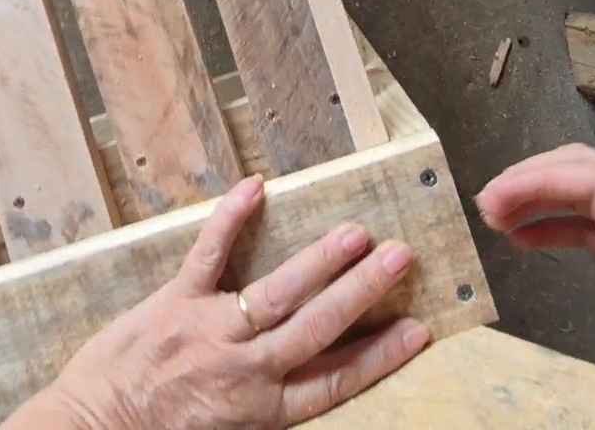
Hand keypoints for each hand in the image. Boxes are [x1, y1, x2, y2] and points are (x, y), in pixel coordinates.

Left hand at [7, 175, 430, 429]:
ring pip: (277, 292)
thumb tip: (315, 370)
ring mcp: (212, 332)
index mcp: (262, 412)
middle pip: (318, 329)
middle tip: (399, 258)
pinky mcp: (176, 302)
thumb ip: (270, 406)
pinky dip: (231, 219)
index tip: (418, 330)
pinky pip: (208, 254)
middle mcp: (246, 371)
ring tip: (356, 232)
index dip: (380, 356)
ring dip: (319, 262)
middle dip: (363, 294)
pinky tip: (255, 188)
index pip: (336, 382)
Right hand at [475, 146, 594, 429]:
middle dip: (532, 178)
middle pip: (586, 172)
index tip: (496, 199)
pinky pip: (589, 227)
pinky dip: (552, 225)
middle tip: (485, 203)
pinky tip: (526, 237)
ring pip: (583, 193)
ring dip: (537, 197)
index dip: (542, 180)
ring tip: (495, 216)